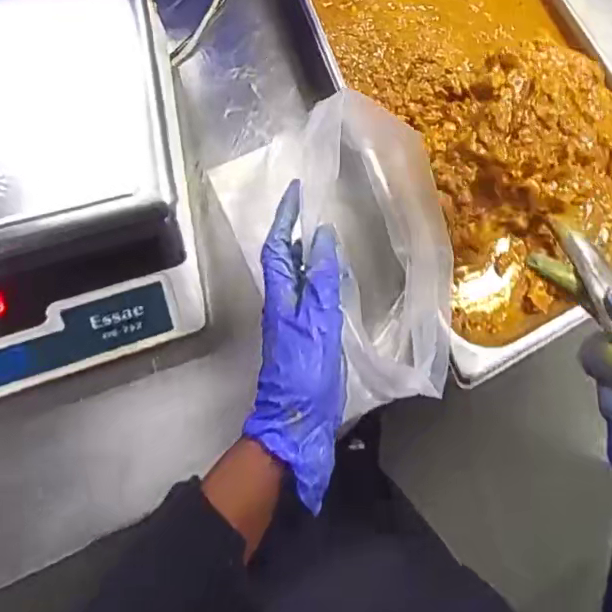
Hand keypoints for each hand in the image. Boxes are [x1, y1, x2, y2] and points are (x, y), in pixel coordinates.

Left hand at [241, 180, 344, 512]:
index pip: (277, 246)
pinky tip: (335, 274)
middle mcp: (281, 302)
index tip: (295, 191)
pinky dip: (319, 274)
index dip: (284, 217)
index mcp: (280, 296)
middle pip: (283, 256)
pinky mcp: (303, 331)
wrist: (296, 421)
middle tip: (312, 205)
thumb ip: (321, 280)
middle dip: (294, 228)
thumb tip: (321, 237)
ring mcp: (291, 318)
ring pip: (296, 273)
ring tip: (325, 230)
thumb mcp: (318, 322)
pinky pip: (309, 291)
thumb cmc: (305, 372)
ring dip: (306, 249)